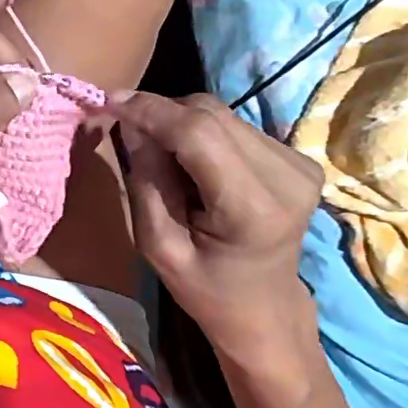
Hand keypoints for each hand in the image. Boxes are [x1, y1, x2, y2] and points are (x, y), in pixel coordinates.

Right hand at [110, 92, 324, 388]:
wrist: (264, 307)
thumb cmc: (205, 288)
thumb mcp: (157, 245)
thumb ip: (146, 182)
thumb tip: (131, 123)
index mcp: (254, 208)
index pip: (199, 134)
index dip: (151, 111)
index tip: (109, 101)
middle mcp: (287, 175)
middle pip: (210, 114)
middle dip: (160, 113)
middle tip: (125, 129)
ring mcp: (298, 162)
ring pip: (220, 113)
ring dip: (178, 122)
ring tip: (159, 156)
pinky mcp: (296, 156)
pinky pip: (232, 124)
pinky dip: (199, 132)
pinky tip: (189, 162)